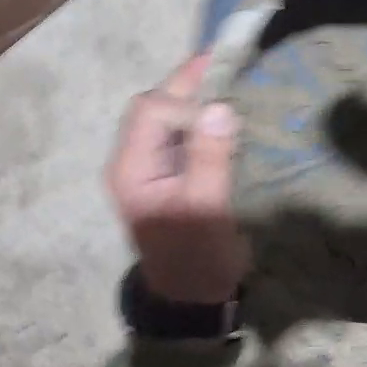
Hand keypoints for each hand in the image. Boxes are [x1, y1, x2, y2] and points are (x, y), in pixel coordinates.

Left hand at [106, 56, 248, 303]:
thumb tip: (219, 107)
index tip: (227, 101)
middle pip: (156, 108)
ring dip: (198, 100)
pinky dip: (205, 121)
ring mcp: (152, 169)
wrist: (193, 300)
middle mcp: (135, 162)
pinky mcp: (172, 176)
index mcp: (132, 169)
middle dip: (190, 86)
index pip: (152, 112)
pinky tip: (231, 116)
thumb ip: (210, 158)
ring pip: (169, 119)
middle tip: (231, 66)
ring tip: (234, 85)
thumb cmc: (197, 260)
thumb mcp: (206, 211)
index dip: (187, 98)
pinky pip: (183, 136)